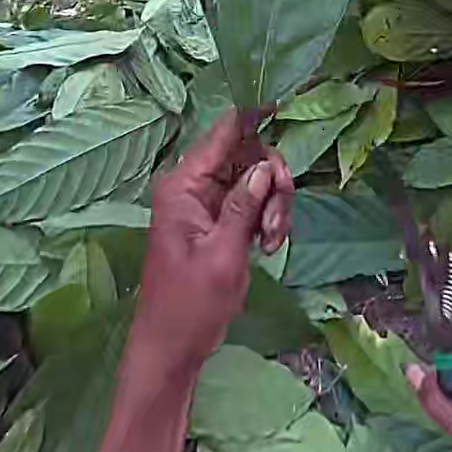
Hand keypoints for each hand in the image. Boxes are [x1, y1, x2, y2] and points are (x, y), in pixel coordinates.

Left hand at [135, 111, 292, 370]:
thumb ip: (244, 206)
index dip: (251, 116)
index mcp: (184, 185)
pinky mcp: (221, 219)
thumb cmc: (191, 304)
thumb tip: (264, 165)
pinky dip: (268, 218)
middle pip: (247, 155)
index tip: (279, 103)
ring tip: (272, 243)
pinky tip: (269, 246)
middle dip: (272, 182)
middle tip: (278, 219)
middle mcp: (195, 186)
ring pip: (256, 179)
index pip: (222, 134)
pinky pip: (254, 201)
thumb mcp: (222, 254)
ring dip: (273, 206)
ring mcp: (209, 202)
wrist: (173, 347)